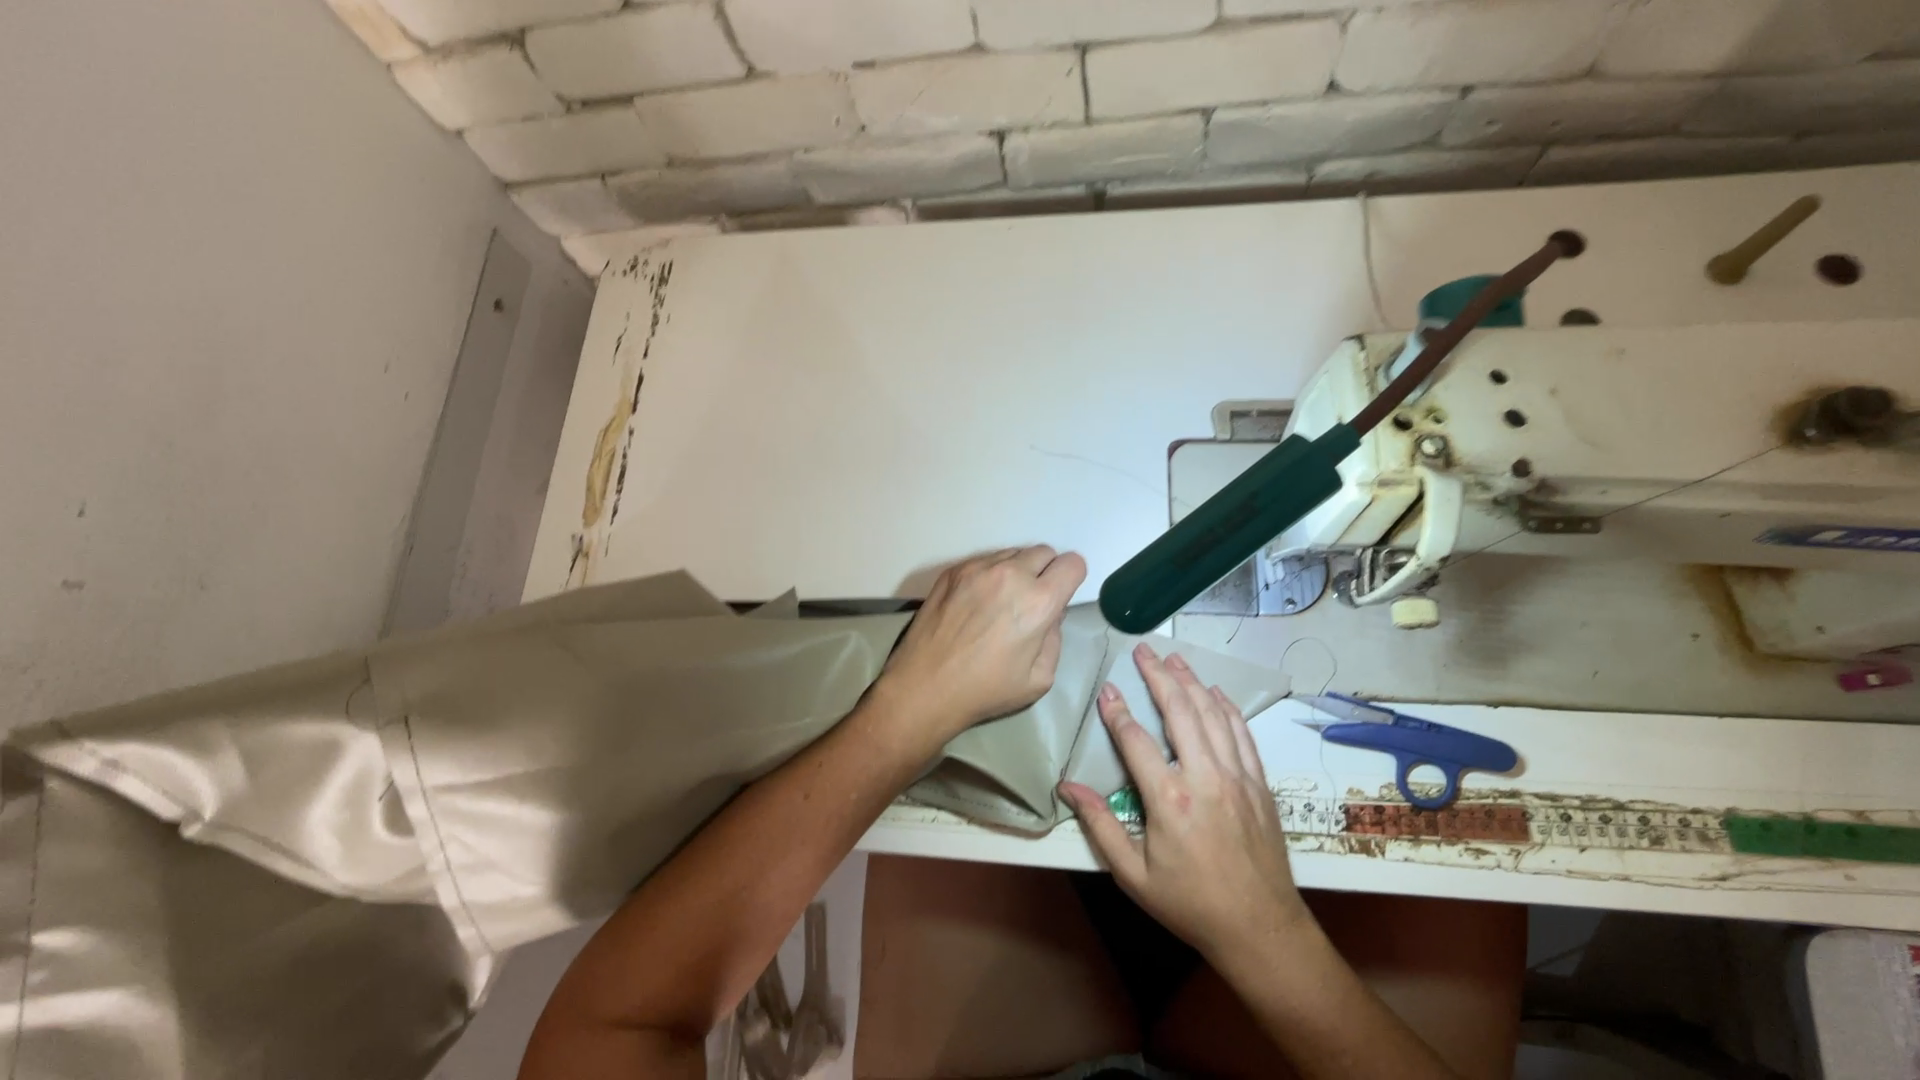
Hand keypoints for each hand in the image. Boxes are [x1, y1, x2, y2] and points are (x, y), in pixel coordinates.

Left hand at [871, 545, 1086, 750]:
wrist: (924, 688)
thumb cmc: (985, 690)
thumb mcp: (1040, 678)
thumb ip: (1054, 639)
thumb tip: (1050, 615)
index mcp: (1039, 602)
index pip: (1073, 564)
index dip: (1071, 579)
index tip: (1060, 595)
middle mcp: (1011, 575)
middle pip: (1044, 552)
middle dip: (1046, 573)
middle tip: (1031, 601)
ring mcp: (978, 569)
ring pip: (1013, 553)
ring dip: (1016, 571)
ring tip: (1001, 603)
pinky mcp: (953, 571)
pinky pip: (984, 560)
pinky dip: (989, 575)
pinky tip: (976, 603)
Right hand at [1061, 643, 1309, 960]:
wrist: (1260, 928)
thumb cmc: (1189, 903)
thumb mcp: (1133, 874)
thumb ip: (1100, 825)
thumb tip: (1067, 787)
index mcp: (1170, 800)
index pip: (1136, 740)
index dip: (1117, 711)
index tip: (1106, 688)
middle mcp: (1206, 778)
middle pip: (1180, 711)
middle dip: (1159, 676)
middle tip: (1143, 651)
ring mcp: (1238, 778)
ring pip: (1213, 715)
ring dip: (1192, 683)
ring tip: (1174, 660)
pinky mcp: (1259, 784)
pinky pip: (1242, 734)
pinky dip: (1227, 708)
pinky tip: (1215, 692)